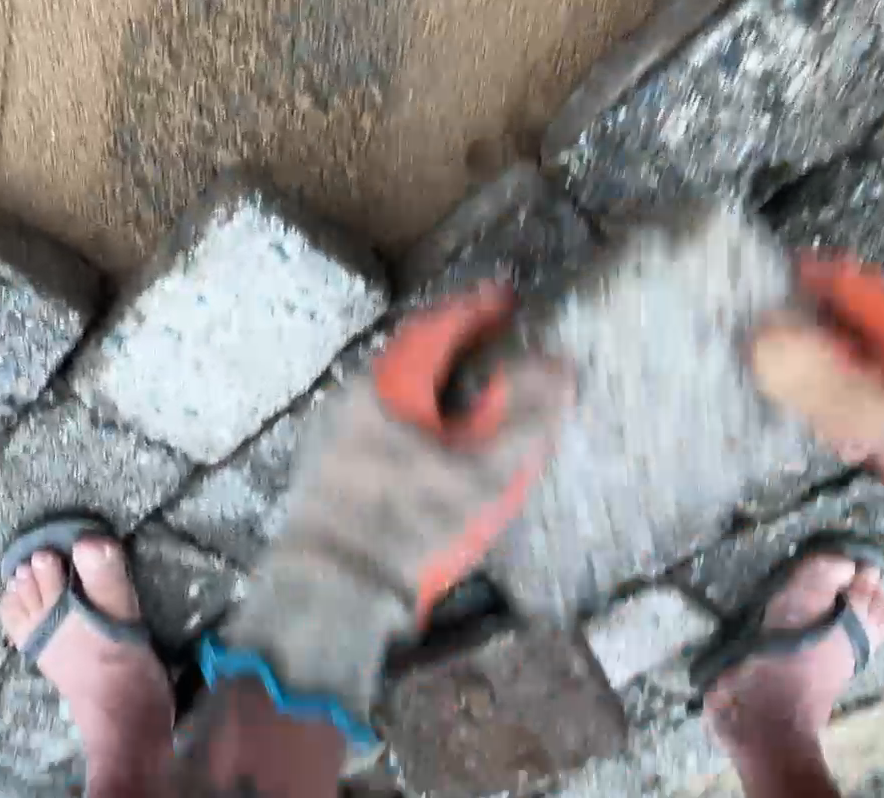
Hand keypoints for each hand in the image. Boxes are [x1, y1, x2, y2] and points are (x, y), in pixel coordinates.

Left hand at [220, 284, 575, 713]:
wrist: (331, 587)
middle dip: (453, 342)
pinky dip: (410, 411)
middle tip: (491, 339)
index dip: (475, 309)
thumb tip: (558, 369)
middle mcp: (353, 393)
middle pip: (411, 352)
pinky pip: (376, 416)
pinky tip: (428, 437)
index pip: (438, 327)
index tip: (504, 296)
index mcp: (388, 385)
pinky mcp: (326, 458)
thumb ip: (525, 419)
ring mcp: (333, 425)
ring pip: (392, 386)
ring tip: (468, 388)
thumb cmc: (409, 526)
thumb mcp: (482, 475)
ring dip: (431, 379)